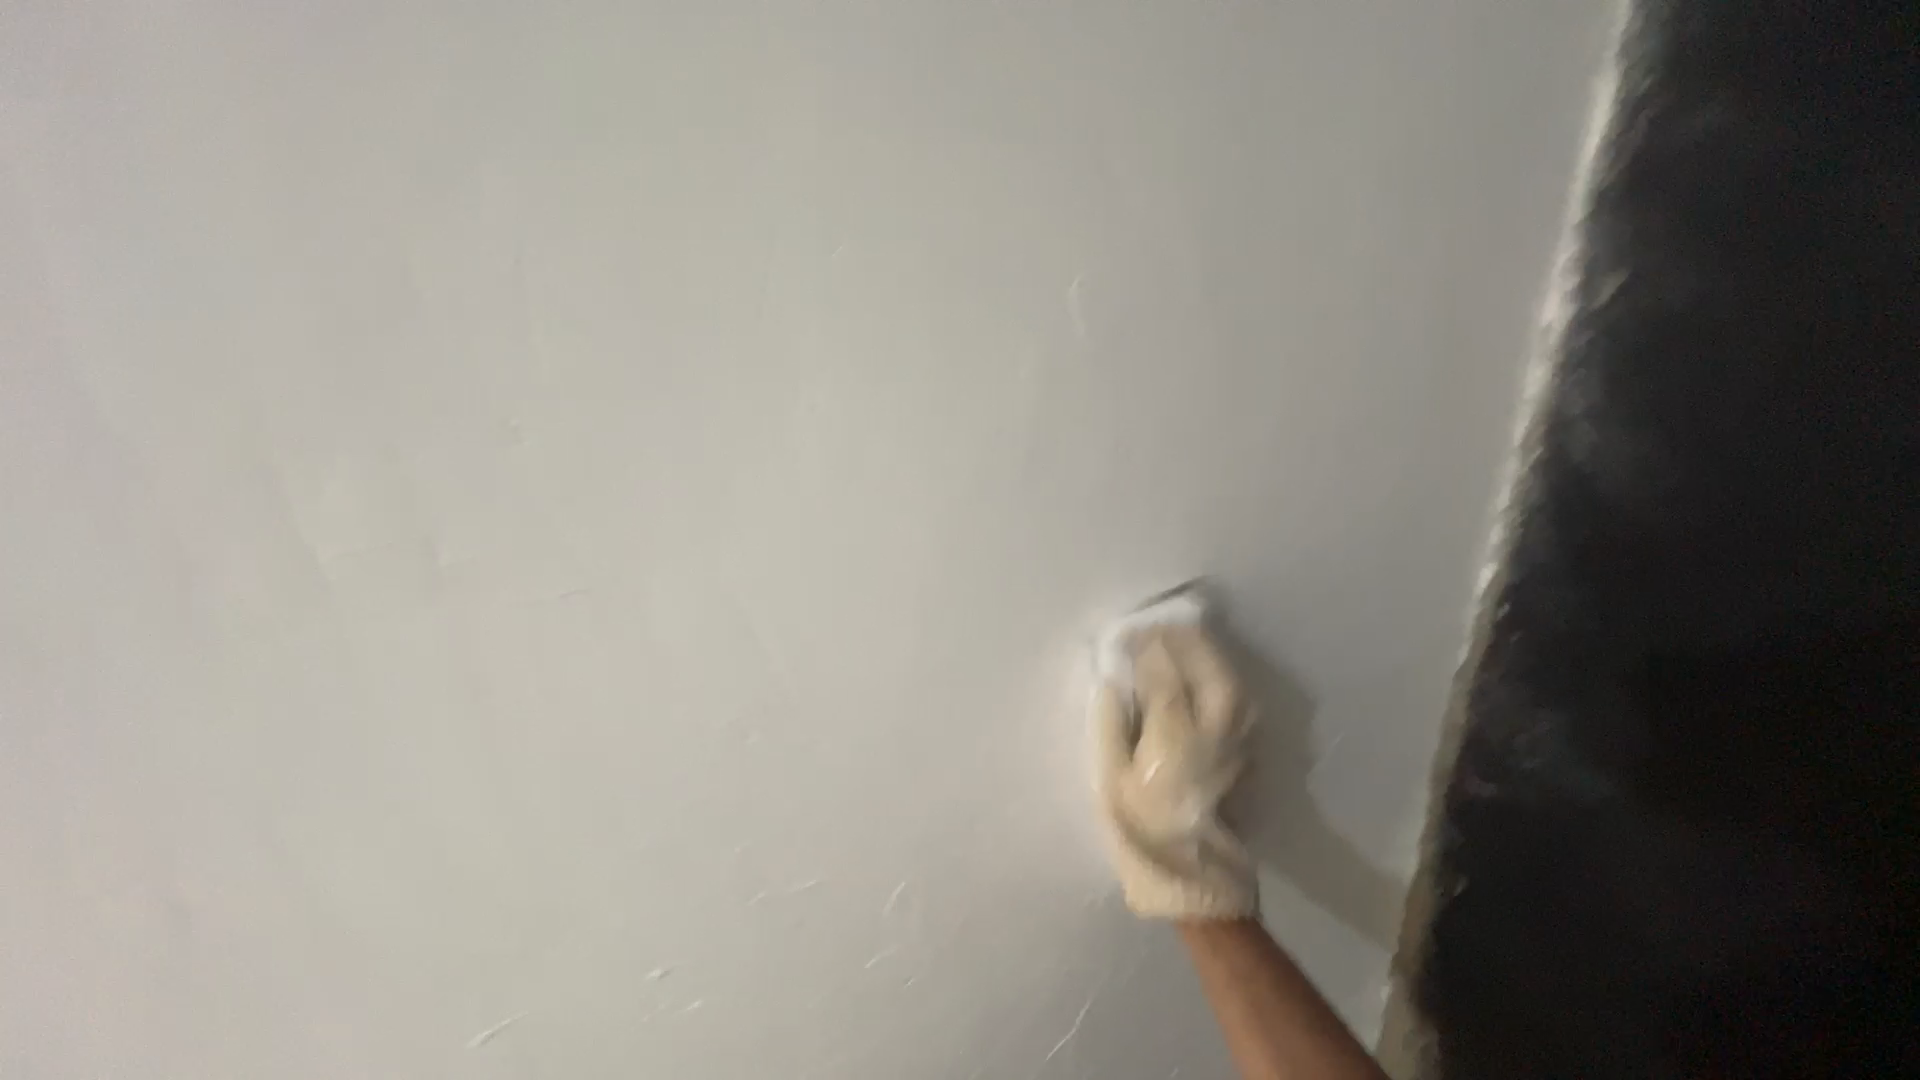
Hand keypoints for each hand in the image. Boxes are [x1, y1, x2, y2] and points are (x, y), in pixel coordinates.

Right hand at [1092, 615, 1259, 919]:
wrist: (1197, 879)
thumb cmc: (1142, 831)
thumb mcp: (1109, 781)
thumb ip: (1110, 723)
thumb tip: (1114, 682)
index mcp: (1175, 737)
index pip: (1164, 674)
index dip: (1147, 648)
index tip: (1130, 633)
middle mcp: (1214, 731)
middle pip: (1207, 668)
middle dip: (1184, 640)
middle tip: (1161, 624)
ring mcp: (1238, 741)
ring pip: (1230, 681)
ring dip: (1208, 654)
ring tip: (1185, 637)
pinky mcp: (1248, 752)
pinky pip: (1238, 700)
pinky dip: (1222, 677)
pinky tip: (1207, 672)